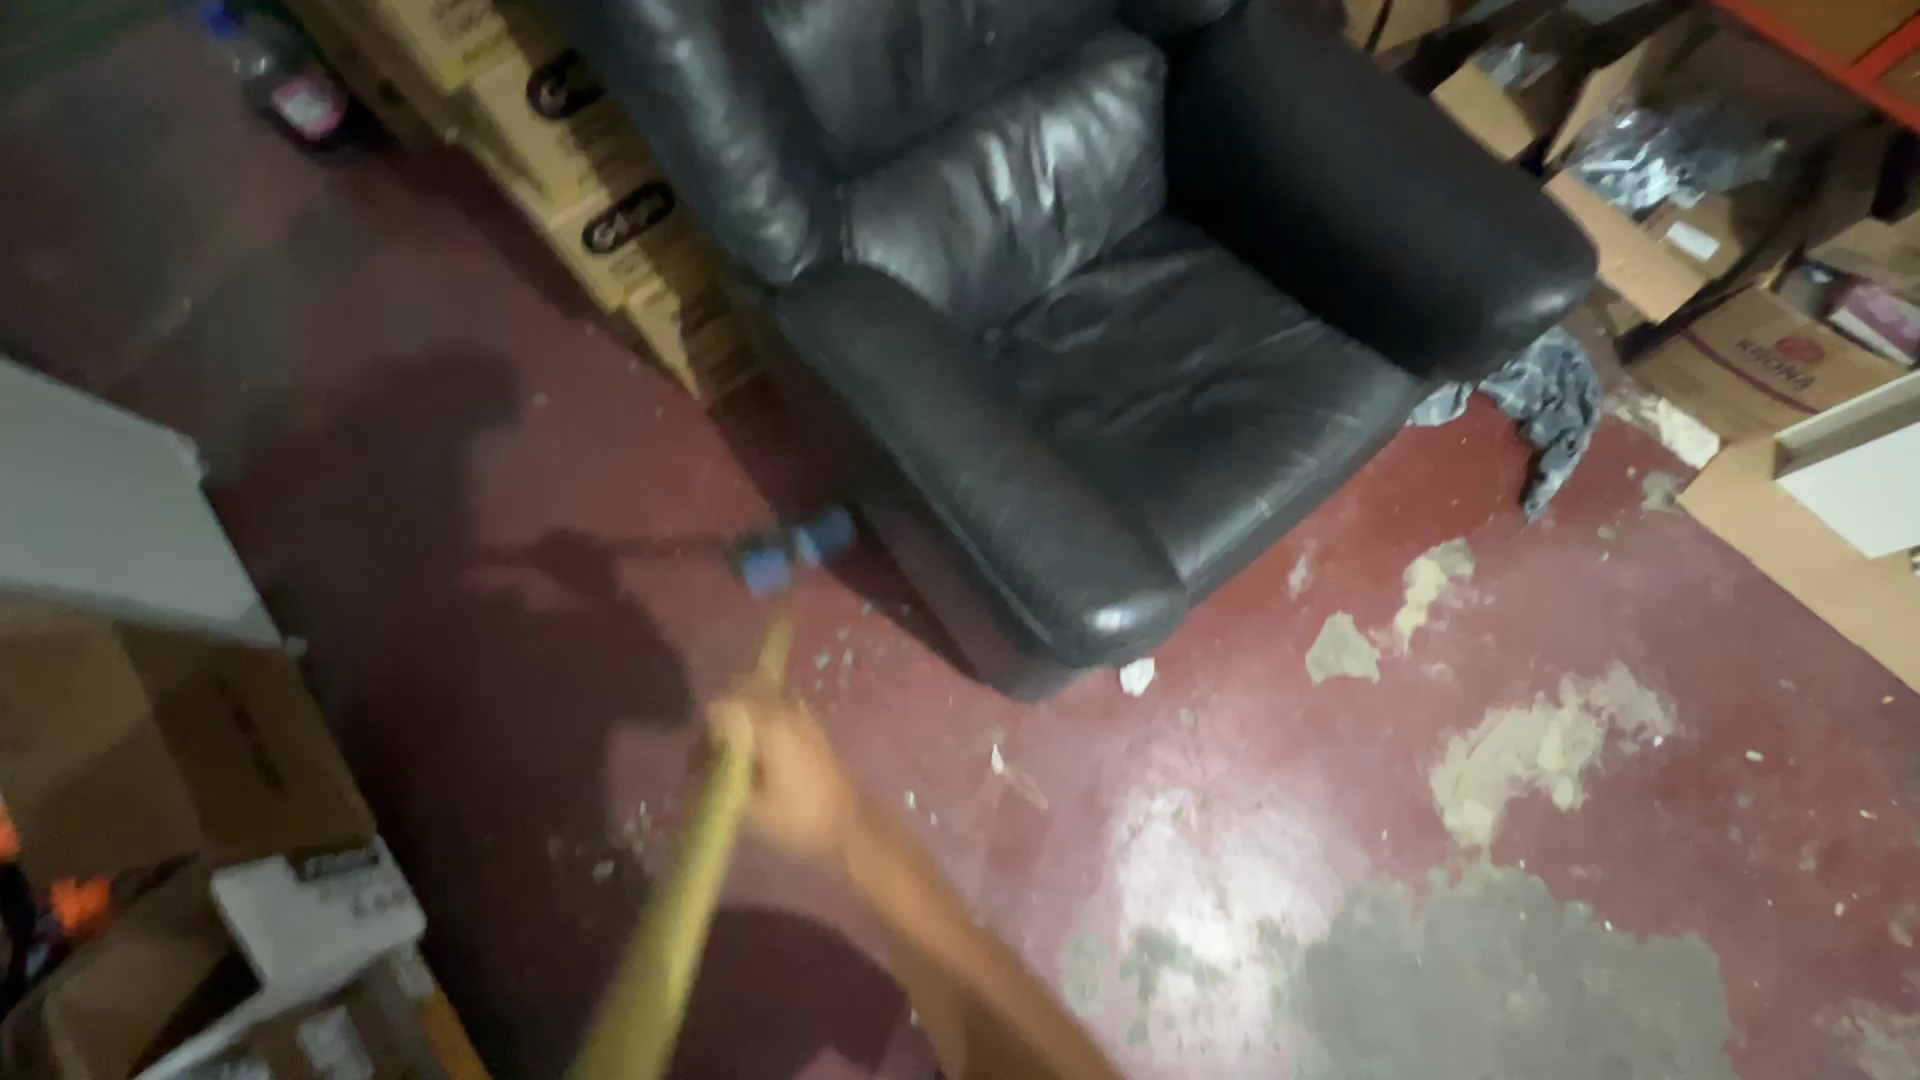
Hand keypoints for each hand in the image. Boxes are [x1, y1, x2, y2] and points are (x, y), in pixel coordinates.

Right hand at [706, 682, 862, 866]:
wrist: (847, 824)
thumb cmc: (798, 819)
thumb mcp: (751, 809)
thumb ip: (721, 781)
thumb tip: (696, 768)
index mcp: (771, 727)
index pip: (727, 702)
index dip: (709, 720)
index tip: (702, 748)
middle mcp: (788, 711)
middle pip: (747, 687)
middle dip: (725, 706)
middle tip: (713, 740)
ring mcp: (804, 715)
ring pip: (766, 691)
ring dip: (746, 704)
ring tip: (733, 738)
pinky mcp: (814, 725)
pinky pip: (782, 703)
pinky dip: (765, 710)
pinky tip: (760, 740)